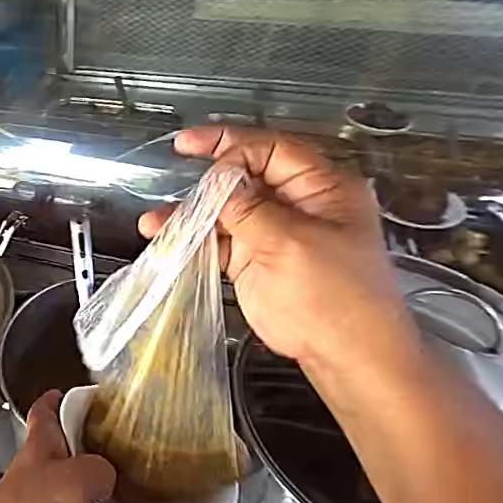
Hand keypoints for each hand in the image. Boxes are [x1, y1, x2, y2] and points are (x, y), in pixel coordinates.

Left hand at [0, 391, 145, 502]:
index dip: (59, 398)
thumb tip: (115, 476)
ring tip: (145, 491)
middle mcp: (49, 472)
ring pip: (94, 492)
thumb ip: (102, 469)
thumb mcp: (74, 479)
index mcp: (42, 446)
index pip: (47, 411)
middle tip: (132, 442)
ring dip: (119, 495)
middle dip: (105, 447)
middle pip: (80, 451)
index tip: (76, 391)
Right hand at [140, 126, 417, 376]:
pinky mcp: (257, 262)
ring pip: (227, 212)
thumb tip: (216, 181)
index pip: (272, 150)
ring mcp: (275, 234)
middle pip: (245, 177)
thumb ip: (249, 208)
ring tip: (156, 222)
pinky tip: (169, 242)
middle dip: (207, 180)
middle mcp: (298, 204)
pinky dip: (195, 243)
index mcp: (322, 188)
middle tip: (173, 170)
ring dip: (192, 215)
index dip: (232, 145)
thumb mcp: (292, 243)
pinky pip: (221, 243)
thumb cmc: (337, 297)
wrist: (347, 357)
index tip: (194, 149)